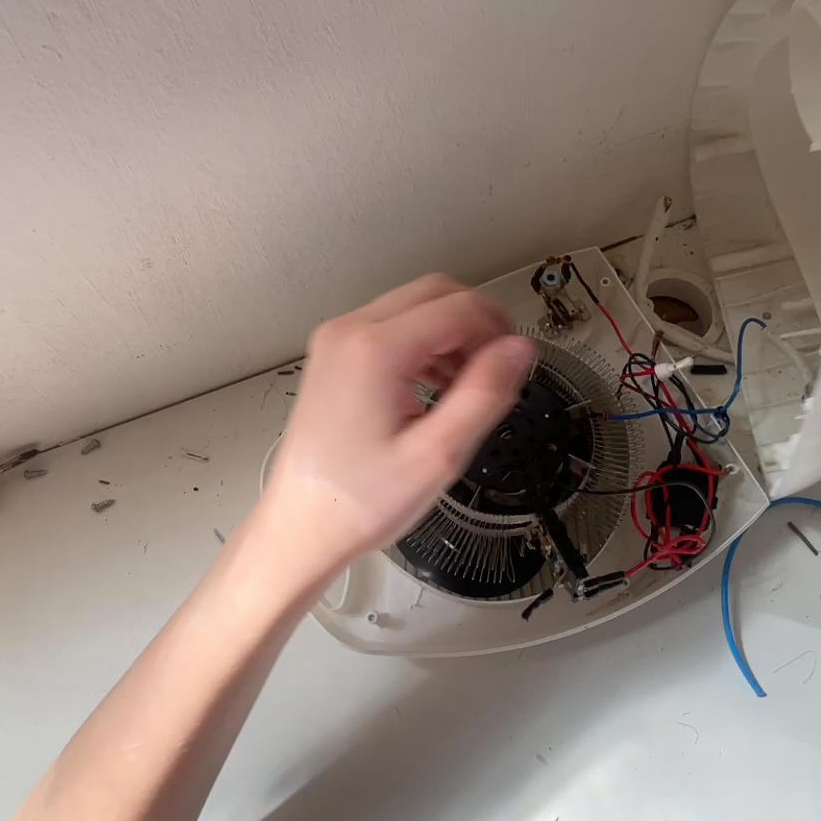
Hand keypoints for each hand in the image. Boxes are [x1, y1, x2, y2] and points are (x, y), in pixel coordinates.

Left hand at [259, 274, 534, 575]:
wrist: (302, 526)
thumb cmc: (356, 502)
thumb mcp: (438, 455)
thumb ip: (485, 394)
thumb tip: (517, 351)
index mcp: (374, 350)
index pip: (458, 307)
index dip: (499, 329)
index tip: (517, 361)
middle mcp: (348, 335)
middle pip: (435, 293)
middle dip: (477, 324)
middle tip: (500, 366)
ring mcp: (337, 344)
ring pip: (413, 308)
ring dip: (452, 334)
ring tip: (470, 384)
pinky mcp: (335, 360)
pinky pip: (391, 330)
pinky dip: (425, 346)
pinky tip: (439, 386)